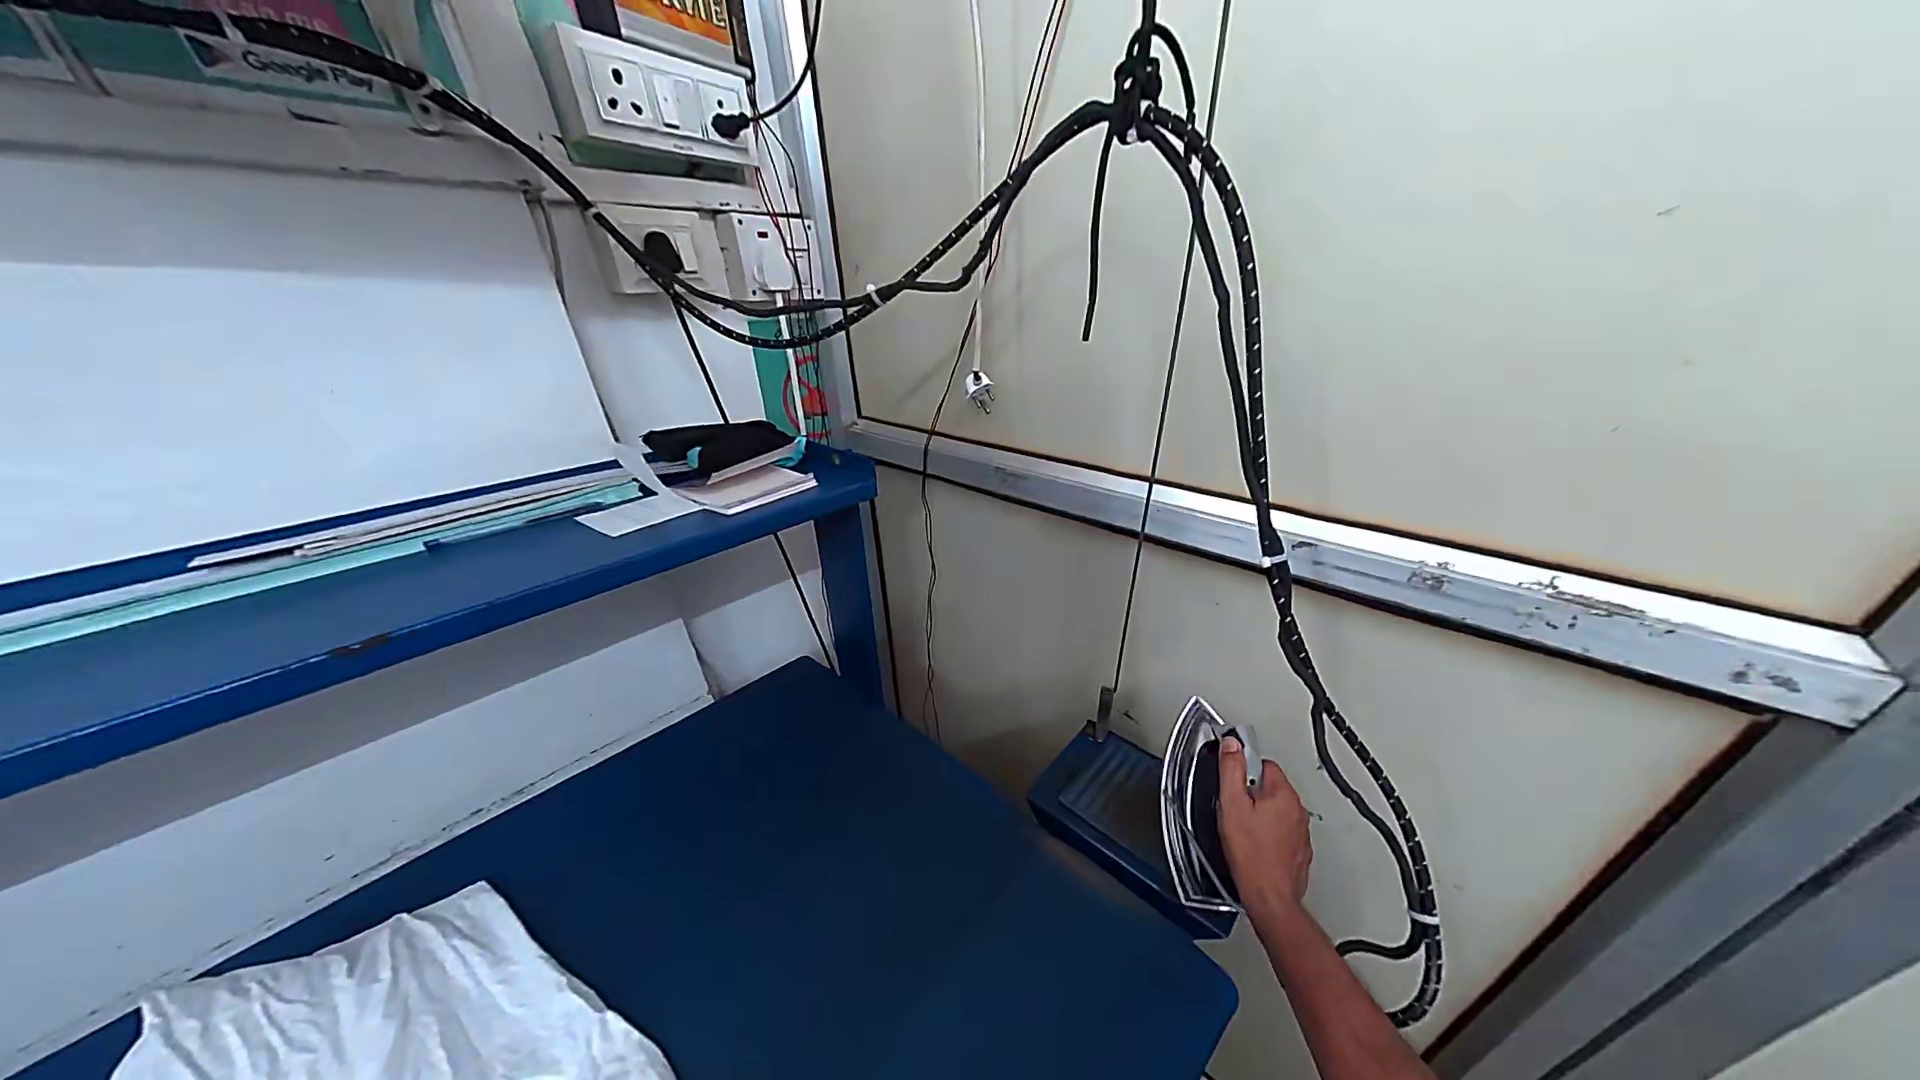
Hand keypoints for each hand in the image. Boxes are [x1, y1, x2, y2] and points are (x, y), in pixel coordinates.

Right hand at [1218, 734, 1311, 918]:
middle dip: (1251, 791)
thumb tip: (1233, 745)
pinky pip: (1282, 827)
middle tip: (1235, 808)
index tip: (1232, 779)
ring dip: (1260, 811)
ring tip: (1243, 828)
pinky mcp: (1299, 847)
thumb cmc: (1251, 855)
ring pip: (1276, 807)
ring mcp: (1300, 830)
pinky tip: (1254, 842)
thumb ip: (1231, 770)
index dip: (1243, 769)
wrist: (1270, 896)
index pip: (1264, 763)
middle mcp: (1297, 809)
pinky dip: (1269, 830)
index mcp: (1283, 794)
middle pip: (1270, 784)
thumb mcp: (1231, 805)